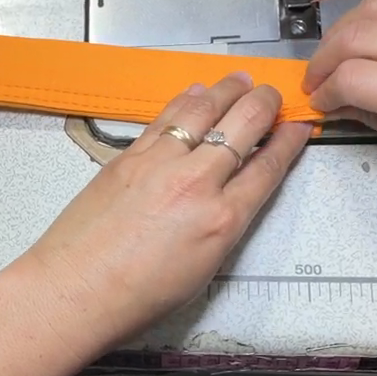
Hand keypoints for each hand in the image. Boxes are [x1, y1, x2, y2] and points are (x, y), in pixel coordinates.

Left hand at [5, 72, 309, 359]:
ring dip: (226, 90)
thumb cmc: (136, 295)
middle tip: (272, 94)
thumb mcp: (202, 270)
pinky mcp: (128, 157)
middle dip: (265, 103)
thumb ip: (224, 226)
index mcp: (222, 220)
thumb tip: (232, 198)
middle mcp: (197, 183)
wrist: (77, 289)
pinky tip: (195, 93)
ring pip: (203, 111)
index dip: (289, 141)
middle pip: (243, 125)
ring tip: (239, 80)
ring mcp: (160, 164)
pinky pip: (165, 119)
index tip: (299, 127)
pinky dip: (185, 101)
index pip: (268, 167)